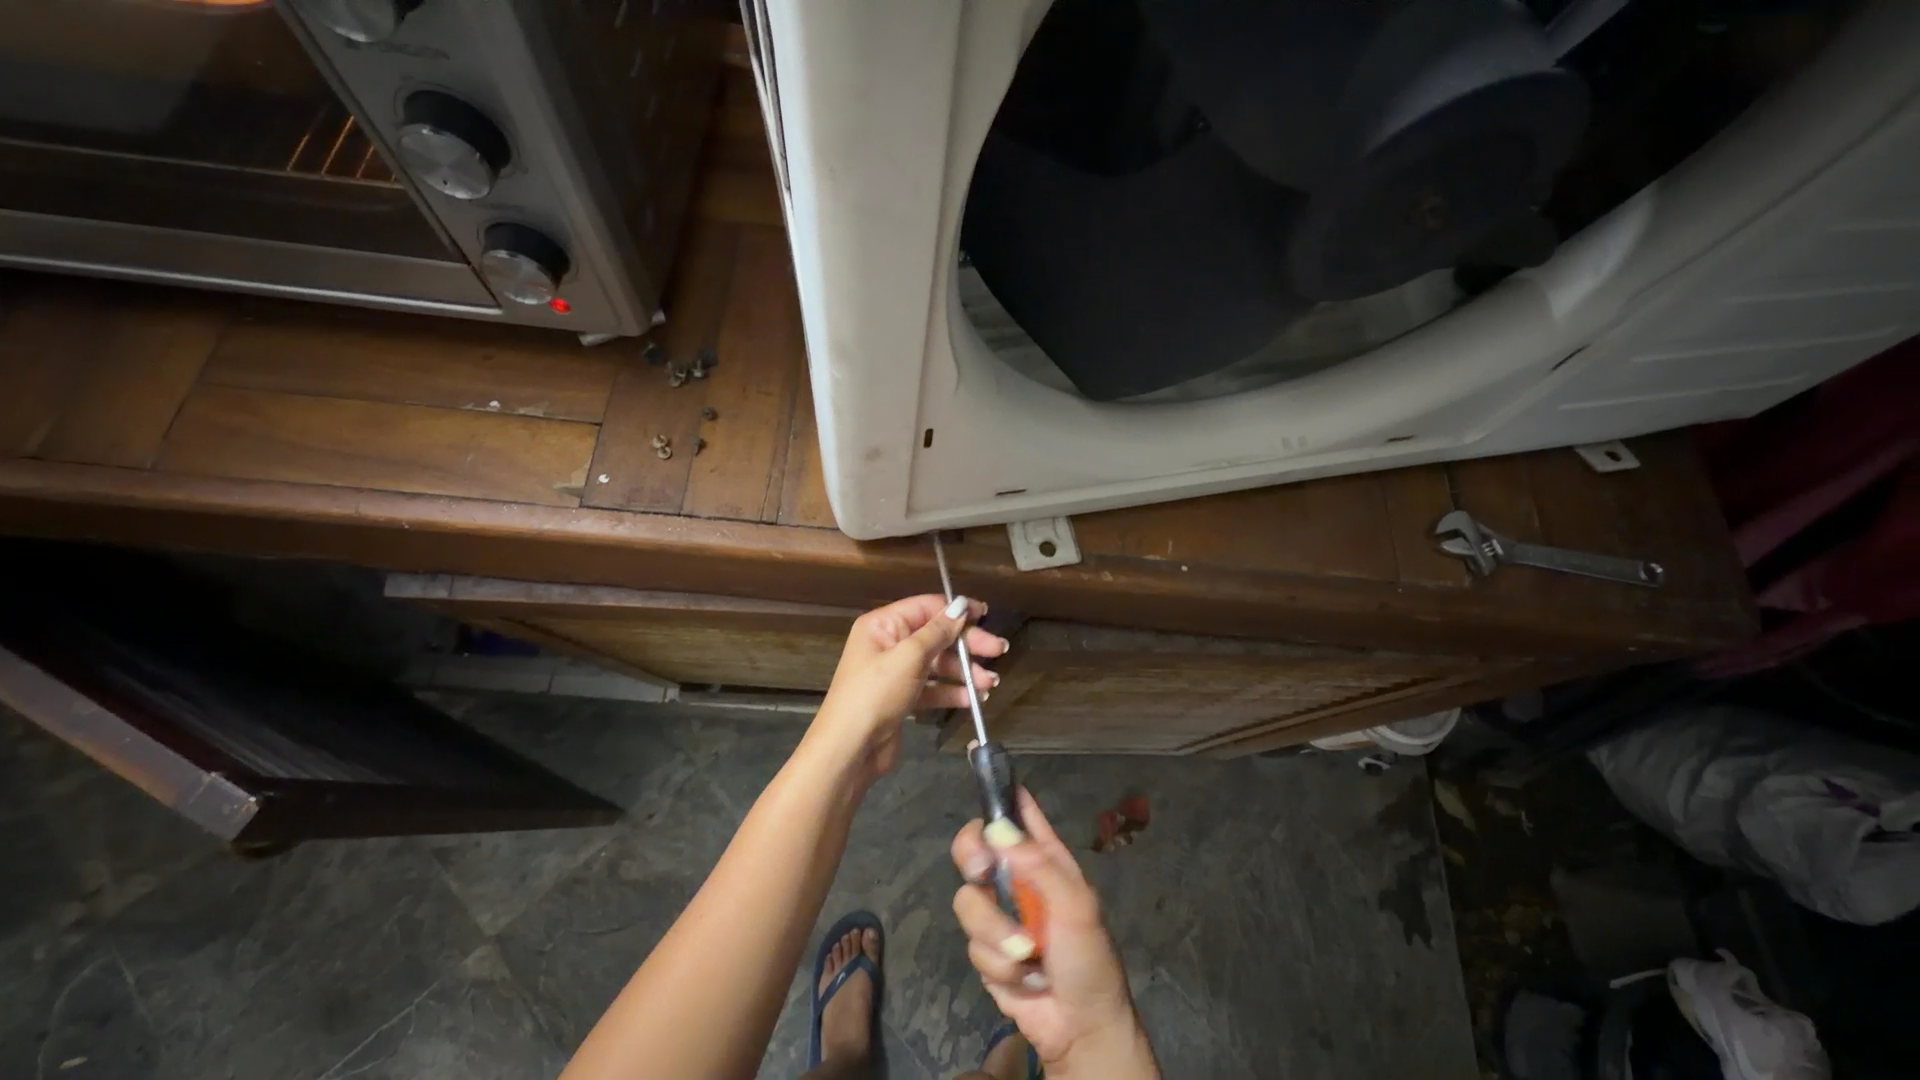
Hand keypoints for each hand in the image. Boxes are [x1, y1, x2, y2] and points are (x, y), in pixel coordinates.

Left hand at [806, 594, 1006, 781]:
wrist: (851, 749)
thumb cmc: (875, 694)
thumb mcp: (908, 657)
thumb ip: (937, 632)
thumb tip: (960, 606)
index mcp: (883, 625)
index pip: (926, 608)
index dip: (956, 610)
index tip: (985, 616)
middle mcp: (888, 644)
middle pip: (936, 636)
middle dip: (967, 644)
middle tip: (999, 650)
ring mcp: (896, 673)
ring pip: (938, 664)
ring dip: (965, 671)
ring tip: (991, 682)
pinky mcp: (903, 698)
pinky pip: (934, 688)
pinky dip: (953, 692)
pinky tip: (975, 699)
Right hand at [951, 790, 1158, 1078]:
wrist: (1079, 1026)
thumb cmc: (1089, 959)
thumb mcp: (1075, 907)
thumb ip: (1037, 866)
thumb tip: (995, 829)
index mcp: (1045, 858)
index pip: (1017, 810)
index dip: (997, 788)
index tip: (975, 760)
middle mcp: (1017, 877)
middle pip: (974, 846)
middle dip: (973, 859)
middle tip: (983, 872)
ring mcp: (999, 912)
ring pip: (968, 901)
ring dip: (998, 935)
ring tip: (1030, 957)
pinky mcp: (986, 947)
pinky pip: (972, 943)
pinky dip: (998, 964)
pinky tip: (1023, 977)